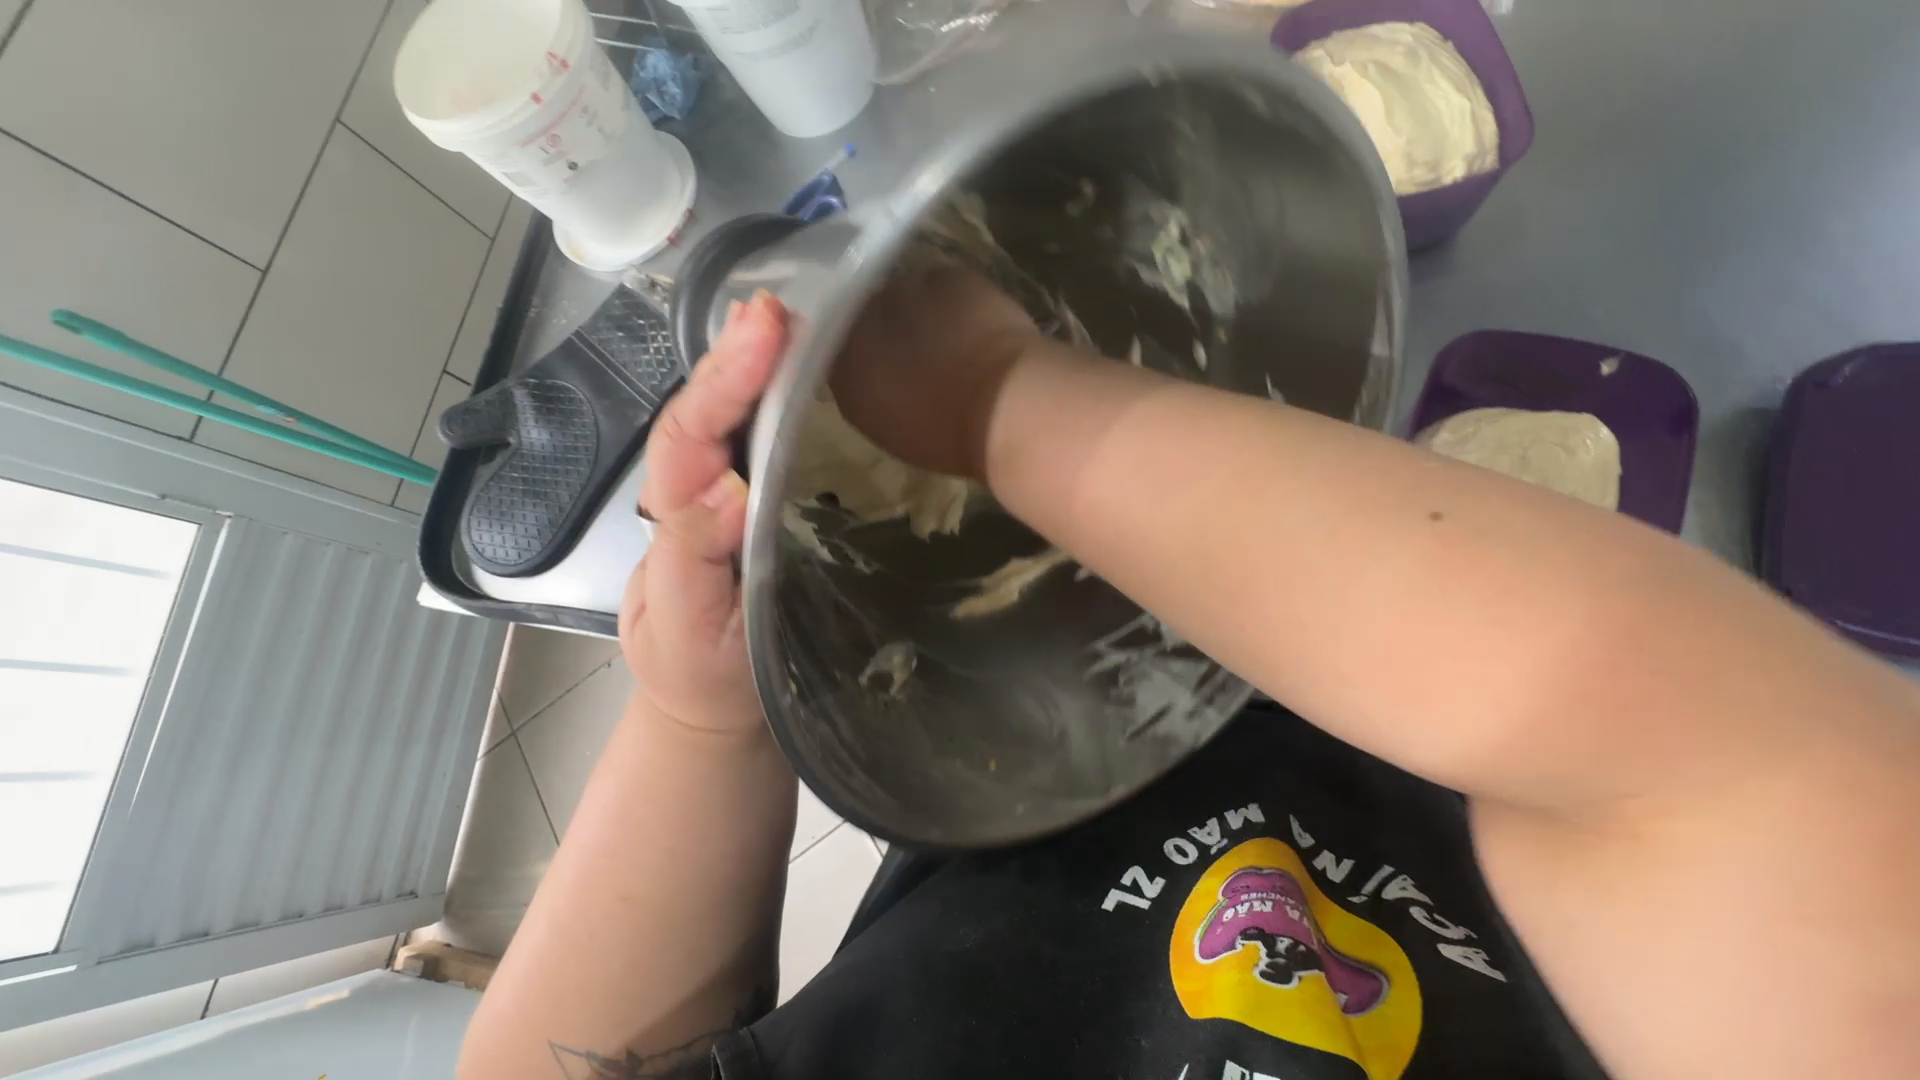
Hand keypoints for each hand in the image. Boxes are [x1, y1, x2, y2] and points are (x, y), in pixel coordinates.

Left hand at [619, 292, 785, 734]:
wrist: (714, 707)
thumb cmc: (702, 676)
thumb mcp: (686, 631)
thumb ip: (690, 562)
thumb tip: (726, 488)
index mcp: (671, 523)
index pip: (687, 438)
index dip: (723, 381)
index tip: (765, 330)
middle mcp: (691, 498)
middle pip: (704, 415)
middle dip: (736, 356)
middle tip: (779, 307)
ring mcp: (723, 502)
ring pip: (728, 425)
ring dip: (754, 367)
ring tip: (788, 321)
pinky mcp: (753, 512)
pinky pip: (758, 448)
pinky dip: (774, 401)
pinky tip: (799, 374)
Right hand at [831, 266, 1043, 479]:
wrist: (1002, 404)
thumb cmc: (948, 436)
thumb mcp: (894, 431)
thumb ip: (874, 397)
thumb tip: (879, 377)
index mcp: (844, 372)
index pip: (839, 351)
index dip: (864, 357)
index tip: (885, 370)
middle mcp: (860, 325)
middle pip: (868, 316)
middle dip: (890, 329)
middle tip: (921, 352)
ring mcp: (902, 294)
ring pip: (905, 296)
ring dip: (922, 311)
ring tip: (952, 336)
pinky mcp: (944, 277)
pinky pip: (943, 285)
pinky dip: (956, 300)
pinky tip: (977, 322)